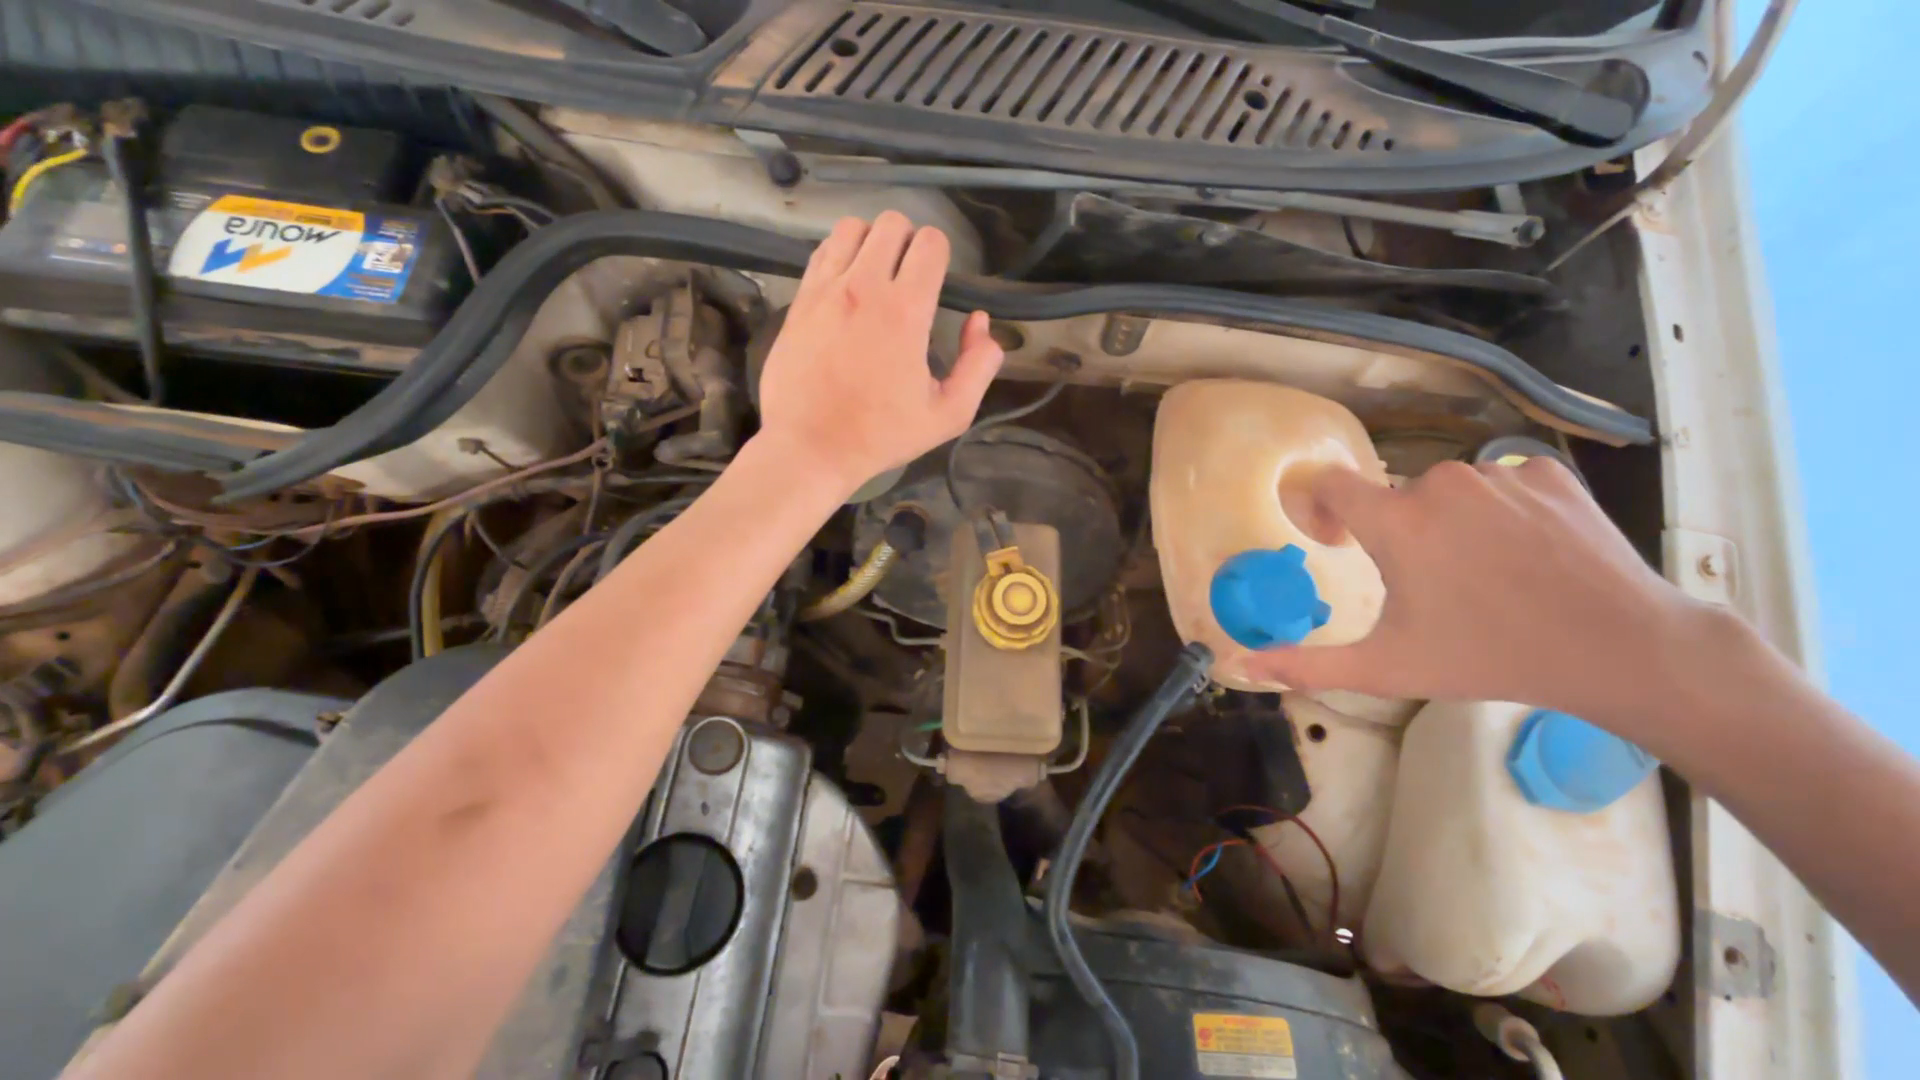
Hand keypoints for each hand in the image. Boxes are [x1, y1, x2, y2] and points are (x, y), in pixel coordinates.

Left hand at [754, 212, 1003, 492]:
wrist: (809, 448)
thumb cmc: (880, 435)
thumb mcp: (948, 415)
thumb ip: (978, 366)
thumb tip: (981, 323)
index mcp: (905, 311)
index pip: (930, 243)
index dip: (940, 256)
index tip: (936, 282)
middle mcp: (864, 287)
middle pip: (892, 224)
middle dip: (908, 242)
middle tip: (908, 277)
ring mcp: (825, 290)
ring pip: (852, 228)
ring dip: (870, 242)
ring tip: (875, 274)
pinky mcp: (799, 300)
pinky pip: (822, 252)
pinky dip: (840, 256)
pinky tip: (846, 285)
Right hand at [1245, 458, 1726, 729]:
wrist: (1619, 647)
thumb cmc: (1489, 657)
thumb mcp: (1388, 668)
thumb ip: (1309, 665)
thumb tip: (1242, 666)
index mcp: (1395, 522)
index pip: (1331, 484)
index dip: (1322, 508)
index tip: (1336, 541)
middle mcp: (1440, 482)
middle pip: (1395, 497)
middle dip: (1397, 533)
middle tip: (1428, 586)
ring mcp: (1500, 473)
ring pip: (1450, 491)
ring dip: (1450, 522)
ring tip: (1483, 573)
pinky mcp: (1549, 473)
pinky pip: (1502, 484)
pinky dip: (1502, 511)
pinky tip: (1526, 552)